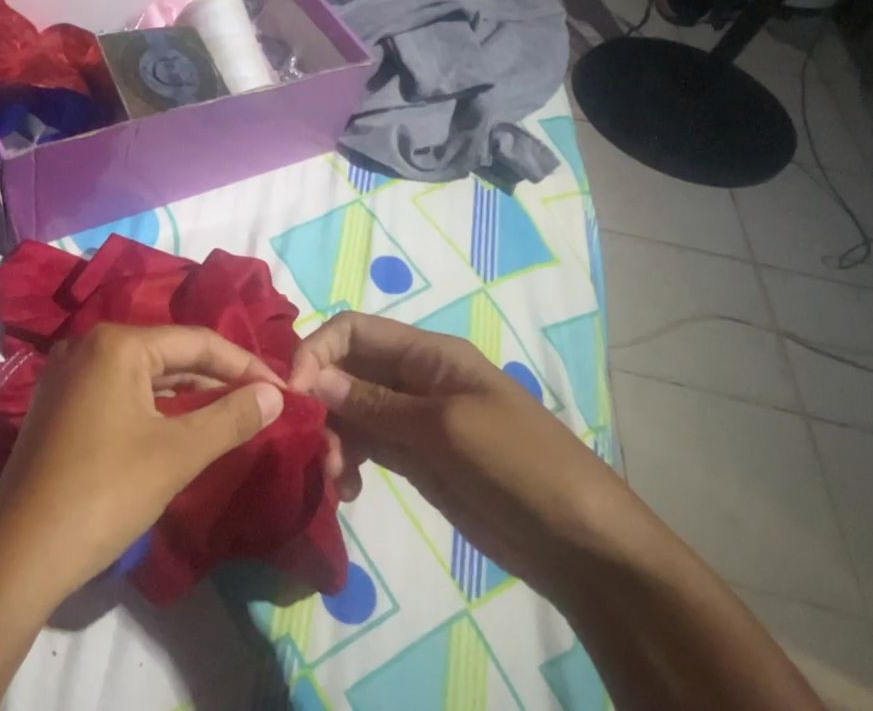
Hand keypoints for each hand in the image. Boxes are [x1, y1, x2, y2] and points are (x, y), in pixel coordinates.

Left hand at [0, 323, 284, 597]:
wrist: (22, 551)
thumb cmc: (106, 492)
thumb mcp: (177, 454)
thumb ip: (231, 418)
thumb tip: (276, 394)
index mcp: (116, 344)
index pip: (196, 341)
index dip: (245, 364)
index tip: (284, 391)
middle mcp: (87, 346)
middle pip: (169, 353)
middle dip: (218, 378)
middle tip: (264, 405)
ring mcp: (67, 375)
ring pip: (144, 374)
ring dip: (189, 393)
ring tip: (234, 416)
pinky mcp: (59, 406)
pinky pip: (120, 392)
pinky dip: (156, 406)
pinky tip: (183, 427)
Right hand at [291, 312, 664, 599]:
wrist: (580, 542)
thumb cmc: (520, 466)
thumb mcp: (446, 428)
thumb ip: (375, 404)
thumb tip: (311, 380)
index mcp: (428, 354)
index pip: (353, 330)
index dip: (316, 350)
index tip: (292, 393)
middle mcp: (414, 379)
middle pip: (344, 370)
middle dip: (319, 402)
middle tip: (315, 448)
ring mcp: (413, 421)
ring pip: (348, 412)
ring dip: (331, 438)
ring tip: (337, 478)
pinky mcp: (414, 459)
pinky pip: (364, 446)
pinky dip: (347, 462)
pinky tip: (349, 491)